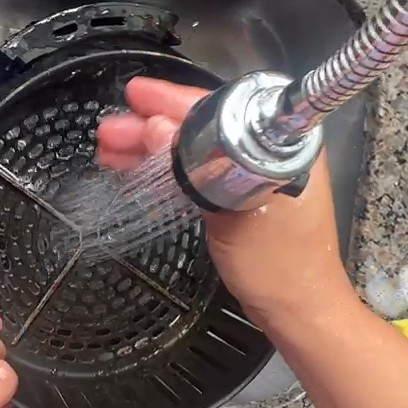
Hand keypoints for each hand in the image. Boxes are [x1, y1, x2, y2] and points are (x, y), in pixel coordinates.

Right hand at [97, 77, 353, 320]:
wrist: (298, 311)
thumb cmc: (281, 267)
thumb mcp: (235, 215)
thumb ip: (197, 172)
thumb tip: (156, 128)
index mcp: (282, 144)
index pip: (221, 108)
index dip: (173, 101)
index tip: (137, 96)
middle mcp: (268, 152)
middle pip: (202, 127)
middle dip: (151, 127)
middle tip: (110, 131)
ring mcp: (252, 176)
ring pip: (194, 151)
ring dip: (150, 151)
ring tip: (109, 150)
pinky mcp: (239, 198)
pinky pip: (196, 174)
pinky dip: (165, 174)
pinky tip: (135, 173)